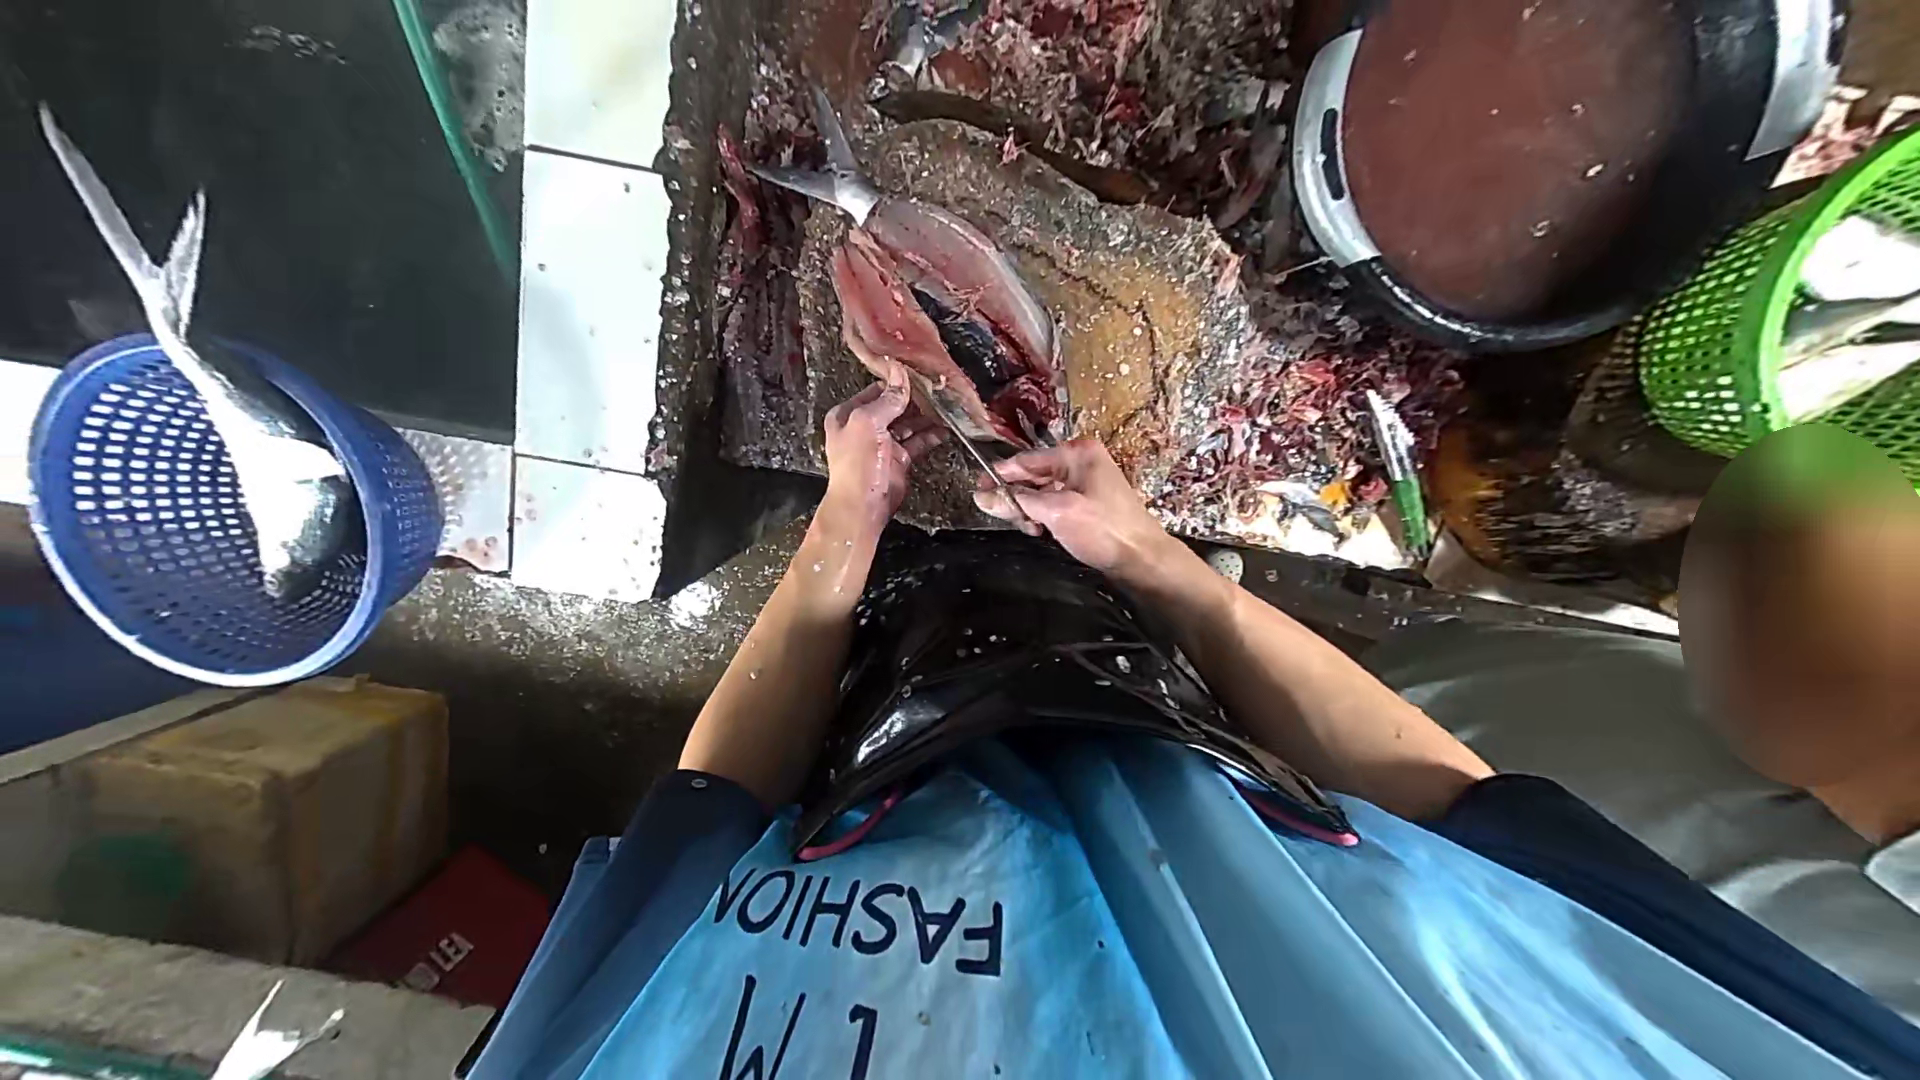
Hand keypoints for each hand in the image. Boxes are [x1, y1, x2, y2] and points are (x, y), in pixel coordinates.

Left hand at [821, 362, 944, 537]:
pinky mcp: (900, 458)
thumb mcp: (868, 423)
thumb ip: (887, 399)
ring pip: (909, 423)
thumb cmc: (857, 464)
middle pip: (894, 406)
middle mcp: (865, 426)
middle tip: (937, 389)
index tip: (918, 374)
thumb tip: (899, 372)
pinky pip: (917, 442)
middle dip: (915, 399)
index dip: (896, 383)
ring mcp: (884, 443)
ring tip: (946, 407)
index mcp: (848, 414)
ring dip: (926, 416)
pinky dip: (930, 435)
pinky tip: (944, 428)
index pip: (876, 391)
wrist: (863, 505)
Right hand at [973, 439, 1173, 574]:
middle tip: (1006, 518)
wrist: (1143, 559)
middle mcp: (1080, 462)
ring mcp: (1085, 483)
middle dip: (1016, 497)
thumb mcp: (1056, 512)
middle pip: (1032, 475)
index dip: (999, 475)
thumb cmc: (1104, 530)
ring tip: (1029, 528)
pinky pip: (1053, 504)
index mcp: (1077, 453)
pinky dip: (1042, 516)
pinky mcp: (1087, 504)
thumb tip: (982, 496)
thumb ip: (1017, 501)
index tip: (977, 490)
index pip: (1026, 459)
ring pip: (1041, 491)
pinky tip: (1041, 530)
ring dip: (1029, 510)